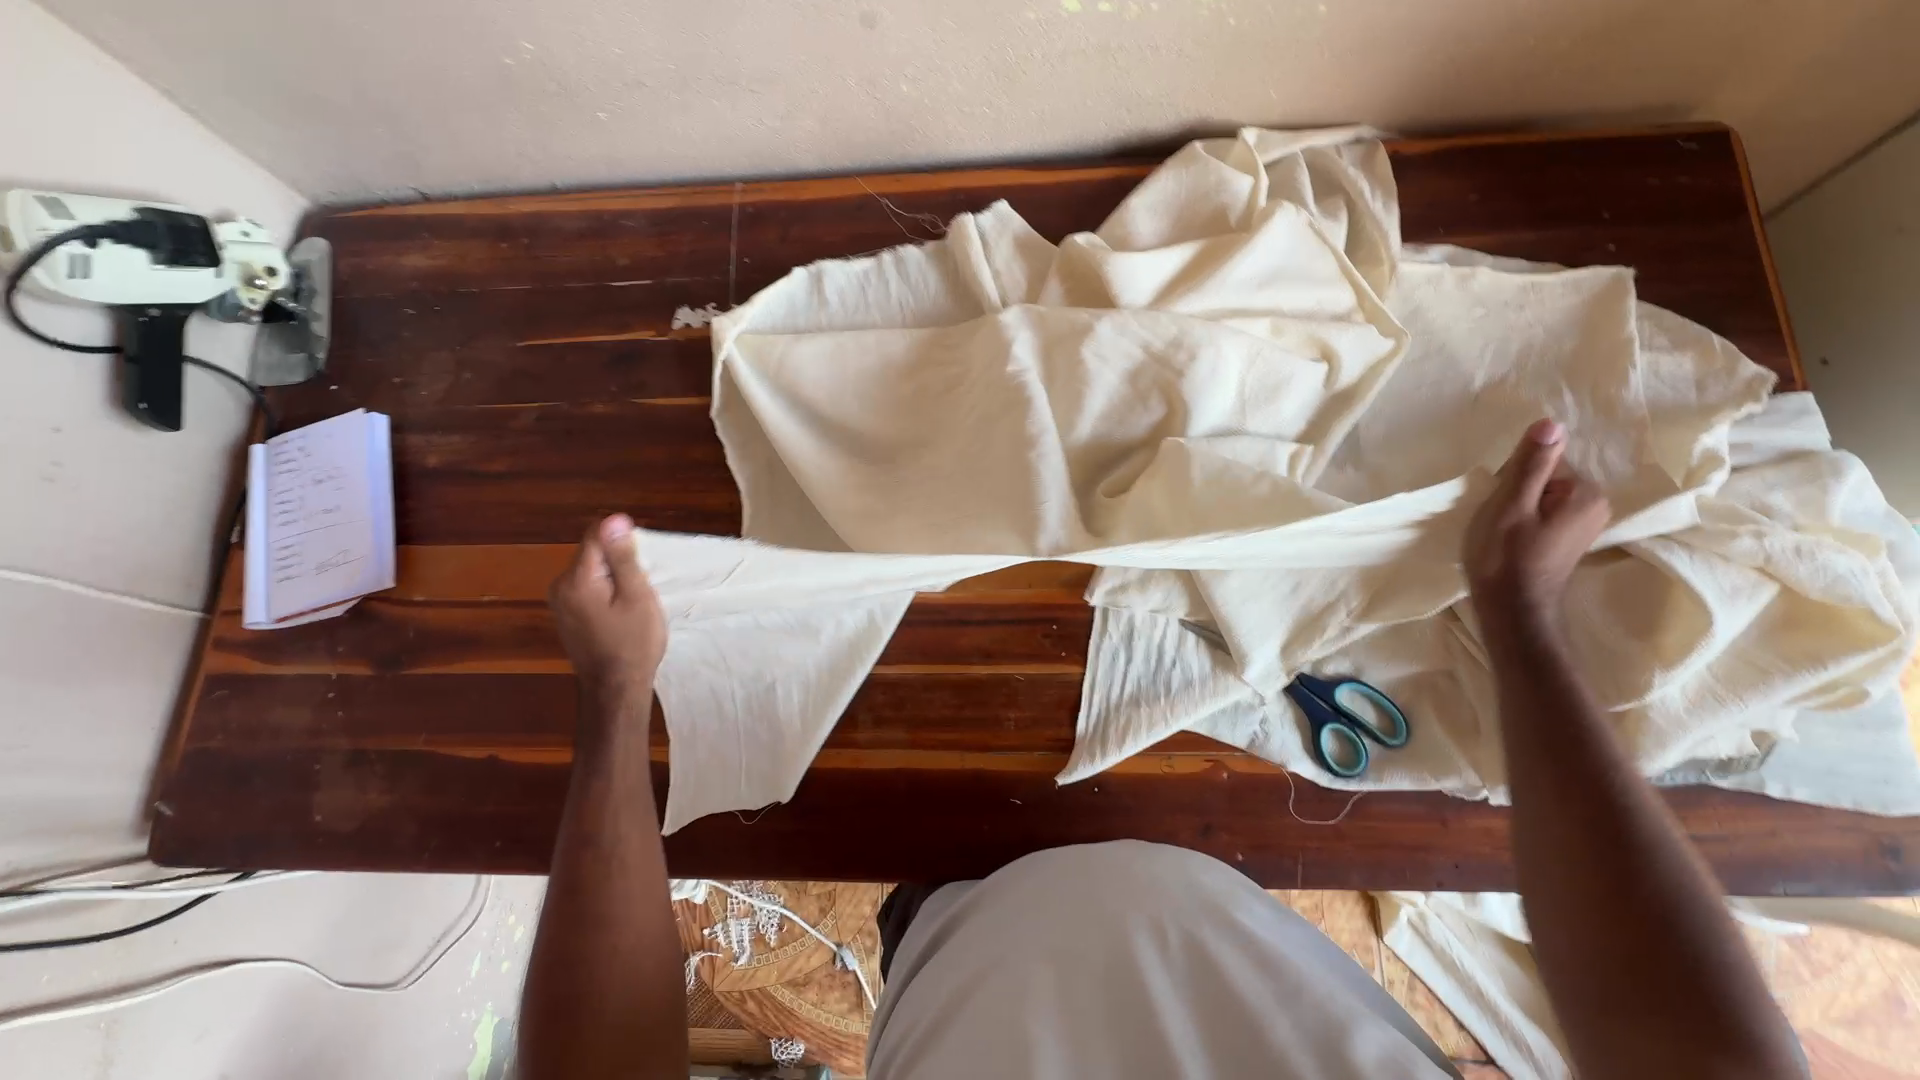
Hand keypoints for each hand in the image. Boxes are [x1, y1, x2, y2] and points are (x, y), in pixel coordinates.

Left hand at [549, 514, 668, 703]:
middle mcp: (560, 586)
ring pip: (591, 571)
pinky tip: (619, 613)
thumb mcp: (637, 596)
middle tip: (641, 588)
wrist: (614, 689)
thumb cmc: (633, 643)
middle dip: (619, 562)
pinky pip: (587, 588)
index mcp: (577, 579)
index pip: (596, 535)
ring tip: (633, 603)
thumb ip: (623, 558)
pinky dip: (605, 592)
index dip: (623, 541)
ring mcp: (559, 602)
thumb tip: (614, 519)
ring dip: (613, 578)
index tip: (642, 561)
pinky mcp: (565, 615)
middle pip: (593, 553)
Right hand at [1464, 419, 1611, 628]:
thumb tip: (1550, 423)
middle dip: (1517, 490)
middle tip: (1501, 520)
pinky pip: (1546, 510)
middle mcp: (1596, 503)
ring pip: (1543, 494)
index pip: (1544, 461)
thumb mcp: (1512, 506)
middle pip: (1546, 476)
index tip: (1503, 505)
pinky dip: (1526, 519)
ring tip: (1505, 531)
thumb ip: (1531, 465)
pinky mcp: (1572, 535)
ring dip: (1519, 506)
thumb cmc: (1506, 558)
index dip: (1514, 479)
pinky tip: (1514, 539)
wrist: (1512, 609)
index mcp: (1584, 492)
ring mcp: (1586, 521)